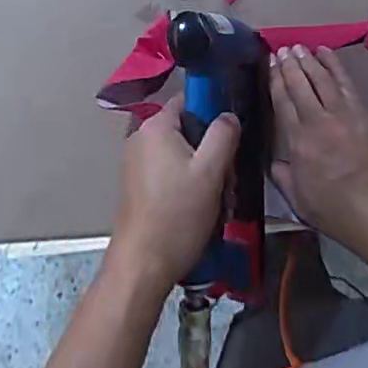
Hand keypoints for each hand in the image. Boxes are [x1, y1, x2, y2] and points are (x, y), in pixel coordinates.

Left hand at [106, 93, 239, 293]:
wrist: (141, 267)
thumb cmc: (177, 214)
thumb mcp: (210, 171)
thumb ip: (223, 135)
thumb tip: (228, 115)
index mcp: (156, 126)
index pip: (189, 100)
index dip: (213, 112)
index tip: (231, 136)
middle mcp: (141, 137)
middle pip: (186, 129)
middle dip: (210, 150)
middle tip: (227, 178)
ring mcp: (136, 163)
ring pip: (180, 154)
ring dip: (202, 172)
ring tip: (217, 200)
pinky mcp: (136, 186)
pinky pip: (168, 172)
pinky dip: (186, 184)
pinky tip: (199, 210)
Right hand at [270, 45, 367, 258]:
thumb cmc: (337, 211)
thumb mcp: (299, 201)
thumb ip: (283, 176)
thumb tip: (274, 160)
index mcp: (297, 142)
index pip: (282, 101)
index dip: (275, 79)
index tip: (270, 63)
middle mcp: (316, 121)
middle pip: (299, 84)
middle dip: (288, 64)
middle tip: (282, 49)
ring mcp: (341, 114)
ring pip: (320, 78)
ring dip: (308, 60)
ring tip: (298, 47)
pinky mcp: (361, 112)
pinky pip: (344, 81)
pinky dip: (334, 64)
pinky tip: (325, 52)